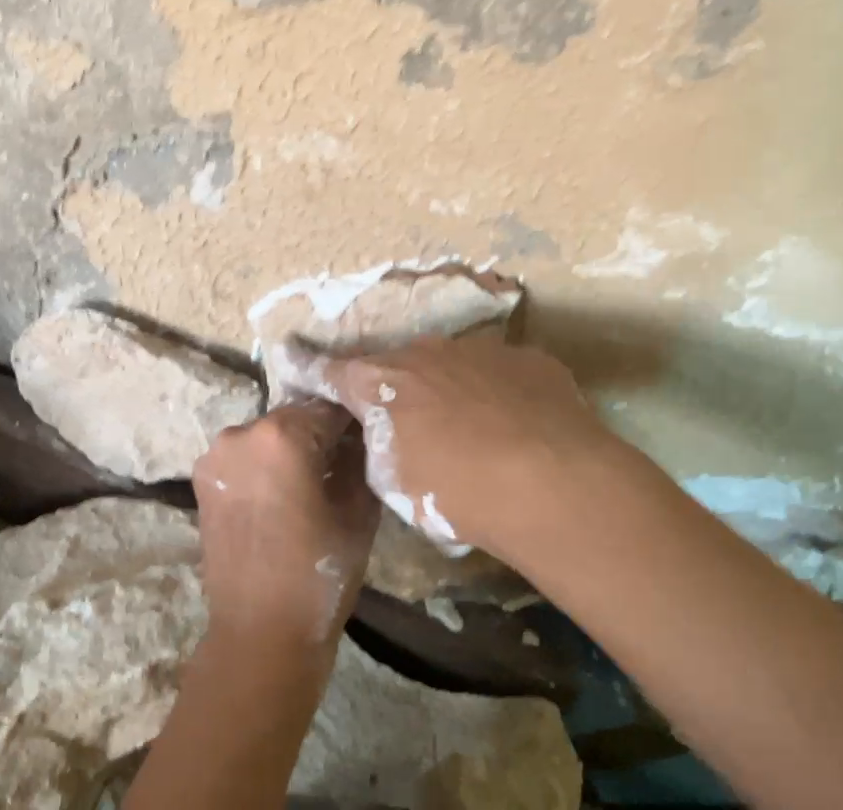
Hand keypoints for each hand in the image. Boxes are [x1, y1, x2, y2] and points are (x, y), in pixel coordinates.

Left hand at [191, 401, 379, 656]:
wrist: (259, 631)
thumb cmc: (318, 574)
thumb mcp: (358, 513)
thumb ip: (359, 461)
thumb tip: (359, 437)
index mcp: (281, 435)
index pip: (328, 408)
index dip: (353, 422)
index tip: (370, 439)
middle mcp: (240, 433)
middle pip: (292, 419)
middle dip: (318, 436)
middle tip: (343, 465)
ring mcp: (215, 456)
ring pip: (265, 439)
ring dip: (288, 452)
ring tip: (311, 486)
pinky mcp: (202, 480)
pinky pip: (243, 460)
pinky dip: (263, 469)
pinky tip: (283, 499)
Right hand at [305, 332, 648, 561]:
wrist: (550, 484)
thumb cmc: (454, 491)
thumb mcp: (391, 482)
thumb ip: (374, 446)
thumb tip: (380, 434)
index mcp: (377, 382)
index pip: (328, 369)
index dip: (309, 367)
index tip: (291, 354)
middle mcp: (422, 353)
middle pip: (396, 365)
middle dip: (395, 388)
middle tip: (409, 424)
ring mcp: (478, 350)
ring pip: (451, 365)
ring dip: (450, 389)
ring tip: (473, 431)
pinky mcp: (528, 359)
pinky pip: (501, 374)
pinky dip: (499, 395)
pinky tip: (517, 428)